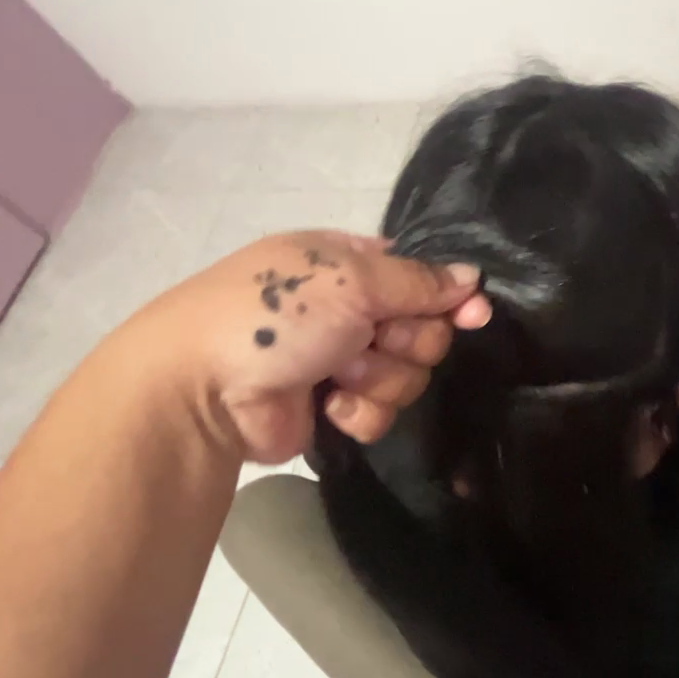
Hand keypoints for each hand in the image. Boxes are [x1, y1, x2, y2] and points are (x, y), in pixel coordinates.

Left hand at [125, 230, 489, 462]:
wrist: (204, 388)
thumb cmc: (278, 314)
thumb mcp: (352, 280)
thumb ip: (420, 281)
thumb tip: (474, 278)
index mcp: (351, 265)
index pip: (423, 279)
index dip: (449, 298)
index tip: (474, 315)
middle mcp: (351, 310)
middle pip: (425, 330)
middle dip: (406, 341)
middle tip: (372, 340)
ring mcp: (344, 360)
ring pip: (408, 375)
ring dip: (379, 378)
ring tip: (337, 374)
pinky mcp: (336, 406)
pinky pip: (382, 412)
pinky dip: (359, 410)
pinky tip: (328, 404)